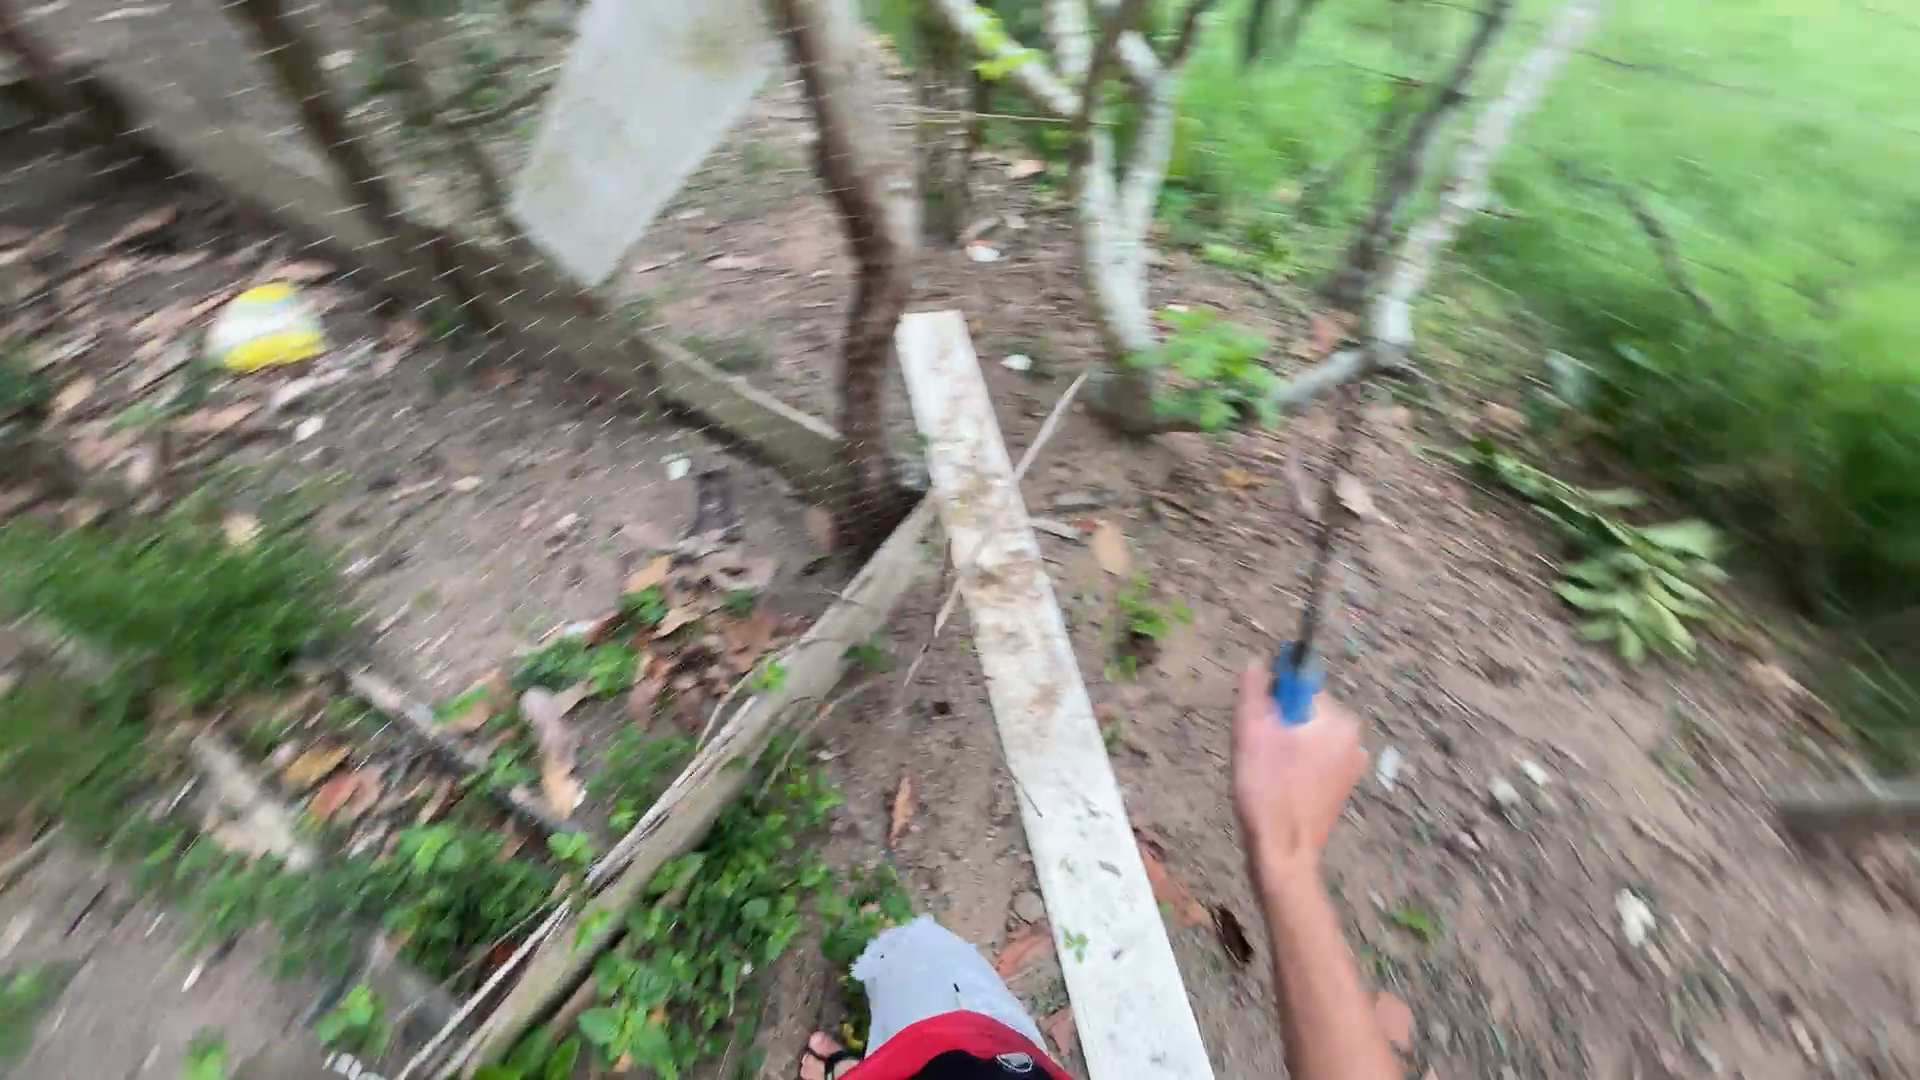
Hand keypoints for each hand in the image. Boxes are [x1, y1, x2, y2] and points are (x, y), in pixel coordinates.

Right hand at [1232, 662, 1367, 880]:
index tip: (1258, 724)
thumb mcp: (1251, 731)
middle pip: (1301, 711)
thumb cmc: (1267, 788)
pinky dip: (1294, 763)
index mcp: (1337, 720)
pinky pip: (1312, 757)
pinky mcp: (1342, 785)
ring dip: (1282, 744)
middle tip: (1257, 750)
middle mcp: (1353, 739)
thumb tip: (1257, 661)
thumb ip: (1254, 690)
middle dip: (1276, 723)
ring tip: (1265, 770)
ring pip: (1304, 735)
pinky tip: (1279, 784)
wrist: (1283, 850)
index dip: (1271, 701)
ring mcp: (1351, 765)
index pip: (1297, 687)